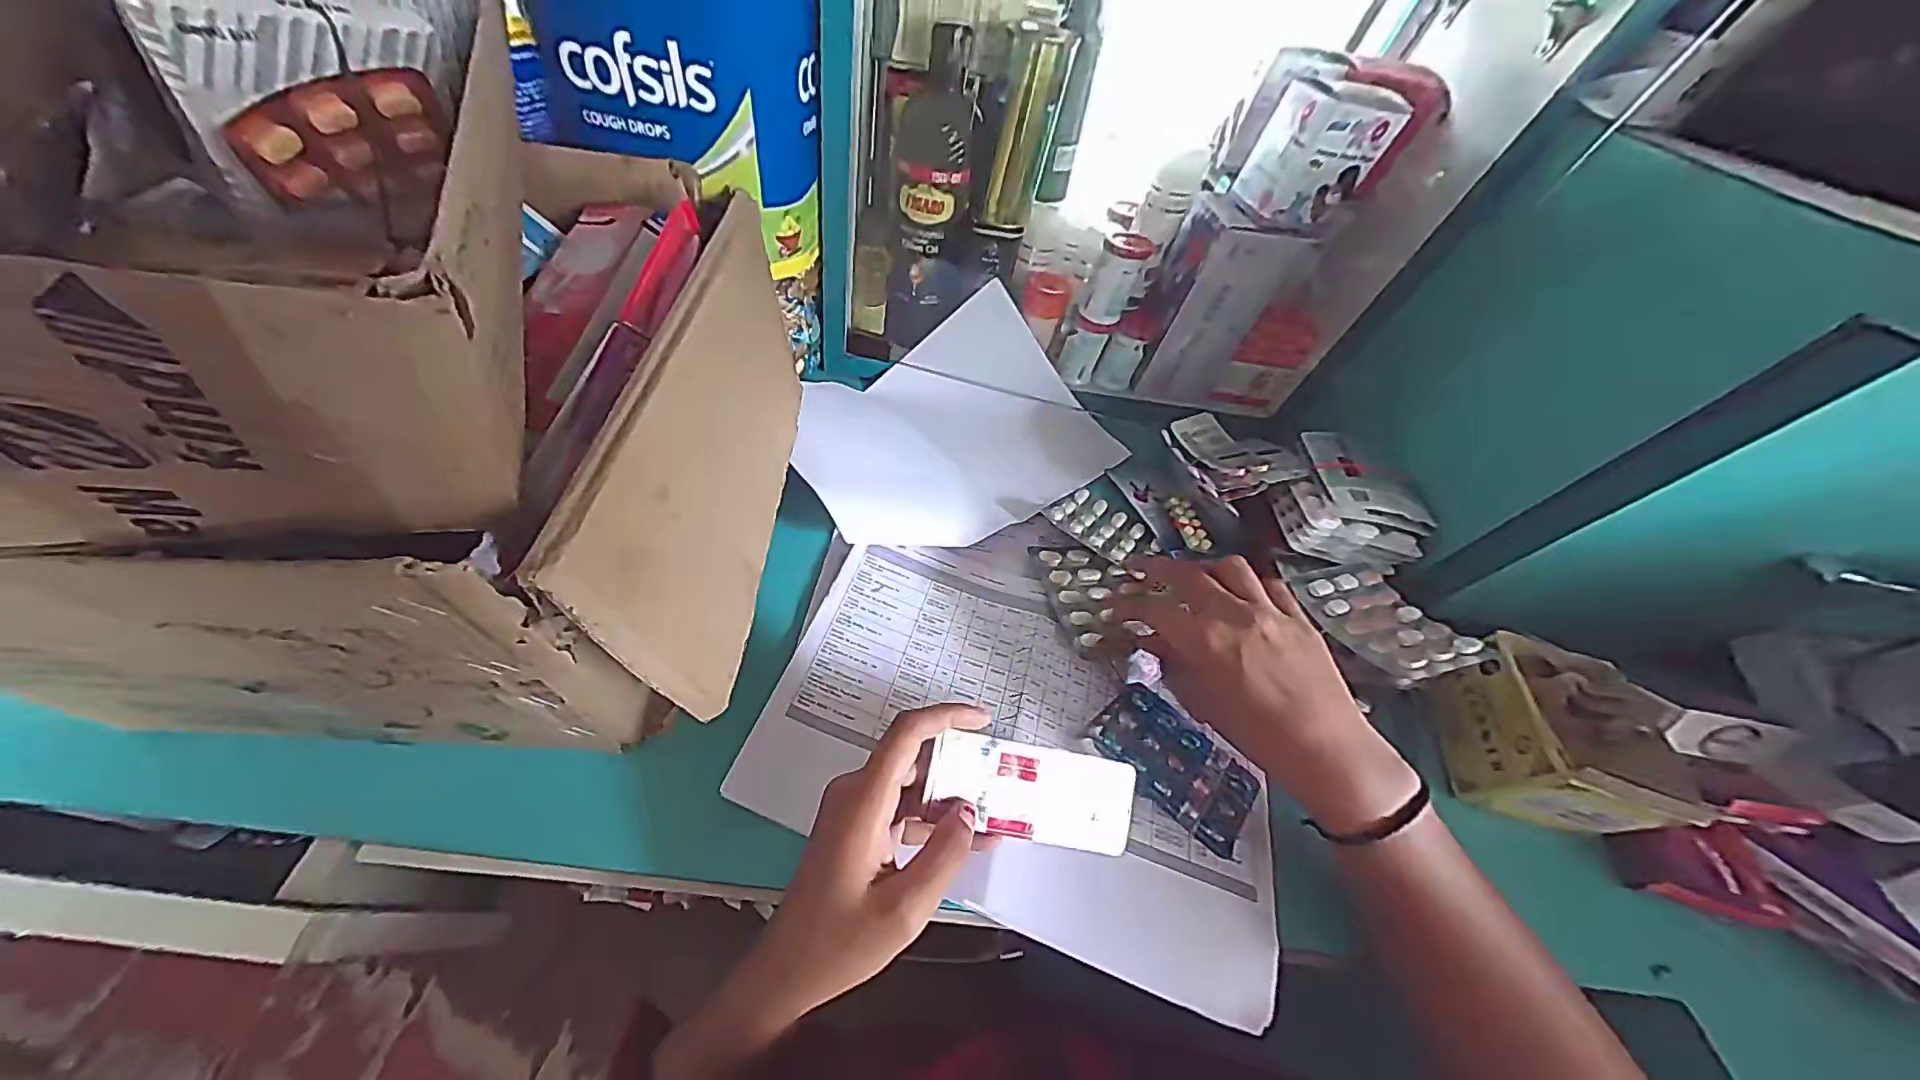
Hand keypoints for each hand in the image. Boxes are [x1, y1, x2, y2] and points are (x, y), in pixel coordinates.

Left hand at [656, 705, 993, 1079]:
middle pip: (914, 758)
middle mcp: (855, 793)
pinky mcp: (857, 824)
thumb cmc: (837, 944)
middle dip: (959, 764)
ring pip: (911, 783)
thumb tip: (969, 812)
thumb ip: (944, 856)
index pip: (907, 734)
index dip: (947, 716)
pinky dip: (932, 818)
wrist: (788, 969)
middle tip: (997, 781)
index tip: (982, 720)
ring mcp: (854, 807)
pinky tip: (964, 840)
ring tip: (989, 816)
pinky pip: (901, 806)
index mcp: (862, 803)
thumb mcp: (905, 909)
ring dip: (949, 797)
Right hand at [1114, 556, 1420, 834]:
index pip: (1155, 610)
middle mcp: (1235, 616)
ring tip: (1192, 575)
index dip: (1129, 606)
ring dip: (1204, 567)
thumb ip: (1176, 665)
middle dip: (1156, 567)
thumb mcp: (1204, 702)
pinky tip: (1241, 593)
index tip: (1116, 606)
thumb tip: (1156, 644)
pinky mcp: (1298, 618)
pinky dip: (1248, 582)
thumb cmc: (1259, 737)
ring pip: (1230, 567)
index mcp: (1206, 640)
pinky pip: (1269, 584)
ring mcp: (1271, 612)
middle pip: (1187, 574)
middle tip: (1139, 567)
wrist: (1324, 748)